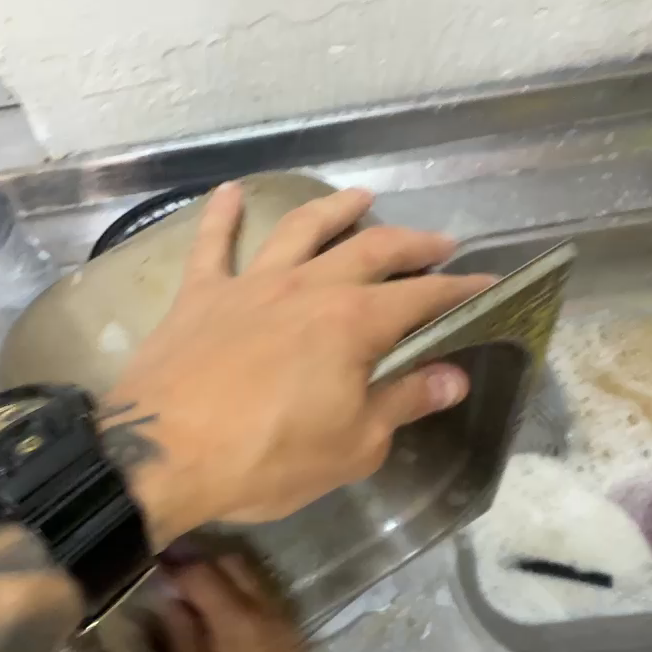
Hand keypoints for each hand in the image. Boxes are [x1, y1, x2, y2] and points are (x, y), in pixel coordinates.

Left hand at [102, 181, 494, 546]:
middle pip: (370, 251)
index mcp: (352, 324)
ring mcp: (250, 284)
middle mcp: (306, 287)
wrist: (163, 453)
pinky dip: (221, 216)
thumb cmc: (266, 458)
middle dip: (412, 245)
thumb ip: (403, 403)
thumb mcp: (352, 445)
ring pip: (301, 230)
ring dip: (335, 210)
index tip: (488, 287)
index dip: (460, 293)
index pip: (422, 299)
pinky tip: (228, 193)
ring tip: (361, 197)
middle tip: (440, 243)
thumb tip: (453, 377)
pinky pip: (212, 244)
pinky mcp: (200, 295)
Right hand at [162, 555, 335, 651]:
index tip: (156, 570)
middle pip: (228, 561)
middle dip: (200, 563)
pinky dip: (239, 589)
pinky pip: (261, 591)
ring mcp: (280, 614)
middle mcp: (262, 606)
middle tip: (175, 579)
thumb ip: (181, 633)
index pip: (201, 572)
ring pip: (248, 573)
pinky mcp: (289, 627)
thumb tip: (170, 598)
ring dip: (221, 574)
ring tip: (195, 594)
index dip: (175, 567)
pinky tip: (221, 612)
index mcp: (234, 619)